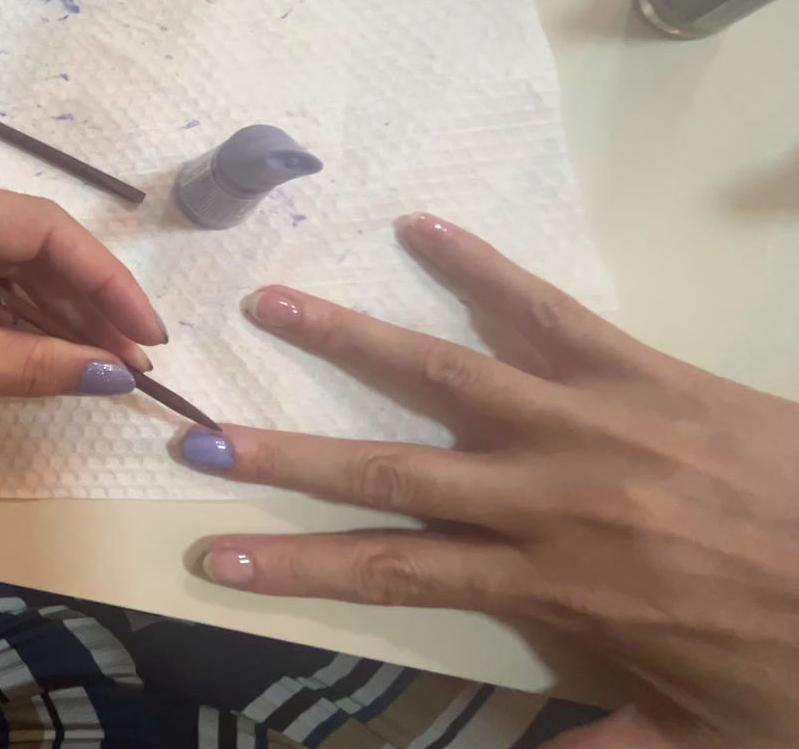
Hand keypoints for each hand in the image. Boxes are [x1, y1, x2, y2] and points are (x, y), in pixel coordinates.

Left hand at [0, 166, 166, 448]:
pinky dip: (10, 312)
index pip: (37, 225)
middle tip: (130, 354)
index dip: (102, 277)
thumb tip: (115, 373)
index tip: (146, 330)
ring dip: (50, 309)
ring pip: (1, 261)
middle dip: (80, 299)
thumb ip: (32, 362)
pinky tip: (46, 346)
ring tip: (101, 358)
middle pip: (23, 240)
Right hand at [178, 213, 798, 748]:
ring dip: (345, 337)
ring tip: (267, 301)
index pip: (392, 571)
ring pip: (442, 374)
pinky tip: (419, 227)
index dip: (296, 567)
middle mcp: (549, 497)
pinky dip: (482, 267)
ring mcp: (588, 424)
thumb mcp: (723, 739)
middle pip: (387, 471)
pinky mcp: (639, 372)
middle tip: (200, 434)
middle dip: (284, 457)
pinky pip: (547, 311)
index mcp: (557, 582)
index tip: (217, 555)